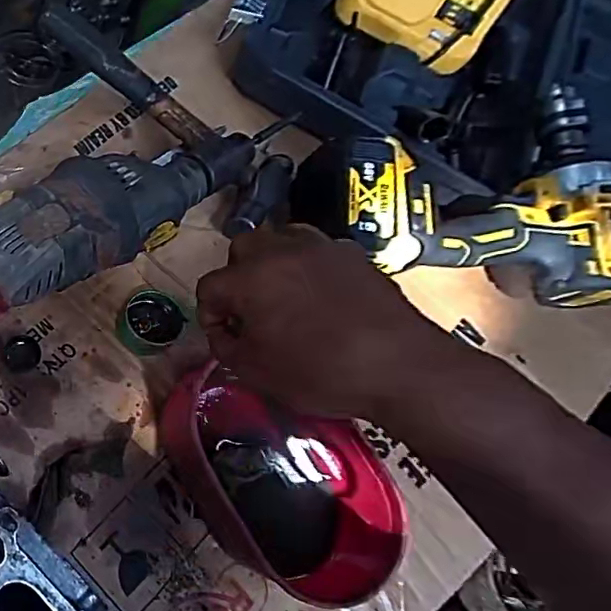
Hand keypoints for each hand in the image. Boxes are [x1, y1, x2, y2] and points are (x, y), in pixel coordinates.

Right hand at [195, 224, 471, 421]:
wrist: (401, 366)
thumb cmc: (319, 372)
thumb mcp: (255, 371)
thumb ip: (225, 346)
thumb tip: (225, 332)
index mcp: (249, 277)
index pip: (209, 287)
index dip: (210, 316)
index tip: (225, 338)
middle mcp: (281, 251)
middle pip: (241, 249)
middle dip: (237, 277)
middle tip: (249, 310)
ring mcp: (321, 247)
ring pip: (280, 238)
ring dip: (271, 262)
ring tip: (281, 294)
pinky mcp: (354, 255)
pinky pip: (317, 251)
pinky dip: (307, 266)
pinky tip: (318, 296)